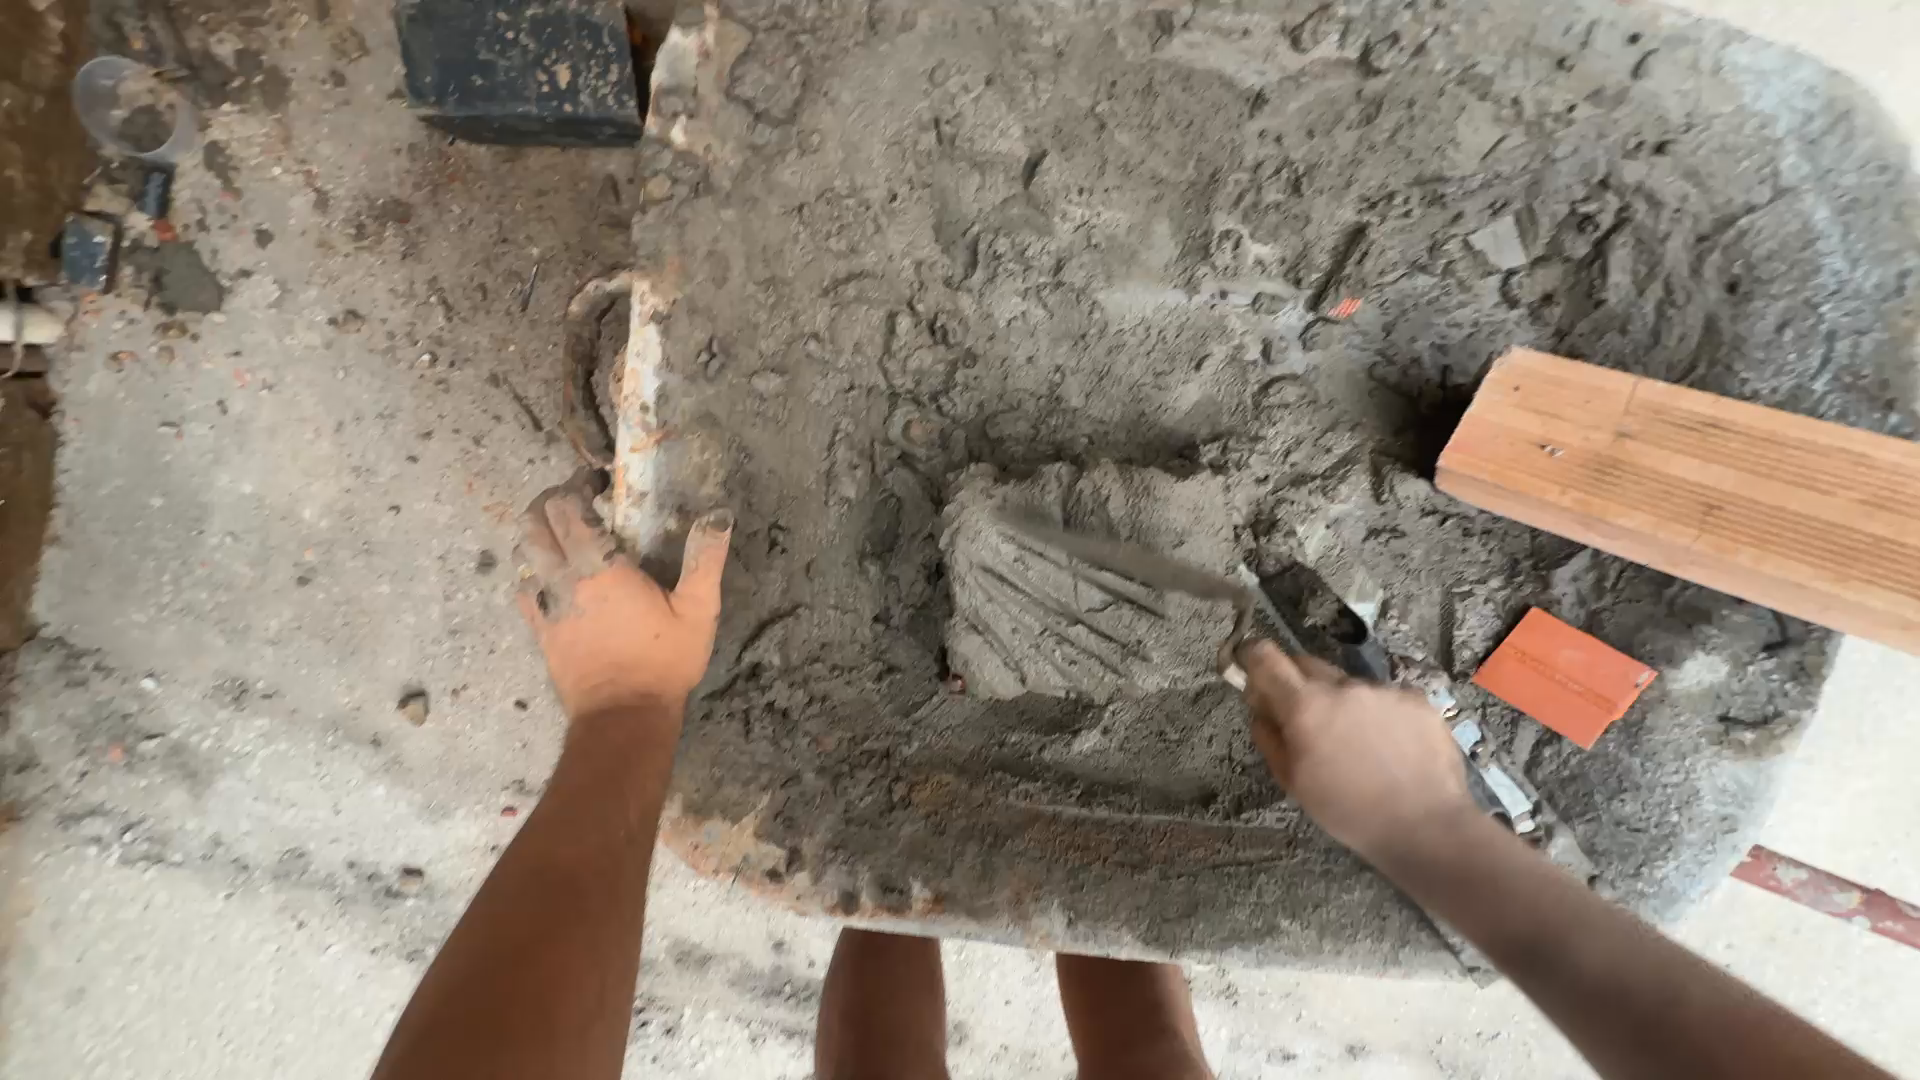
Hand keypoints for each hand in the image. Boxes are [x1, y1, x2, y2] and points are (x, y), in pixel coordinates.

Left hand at [516, 473, 732, 721]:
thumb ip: (705, 559)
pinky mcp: (540, 631)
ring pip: (523, 554)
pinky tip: (553, 575)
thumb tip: (718, 515)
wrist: (624, 716)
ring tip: (565, 533)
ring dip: (538, 534)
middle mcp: (562, 580)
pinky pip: (523, 589)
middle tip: (577, 500)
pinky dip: (533, 571)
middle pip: (533, 525)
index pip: (567, 510)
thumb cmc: (664, 661)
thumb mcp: (698, 609)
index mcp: (600, 568)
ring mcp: (545, 607)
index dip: (574, 487)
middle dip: (549, 503)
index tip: (594, 483)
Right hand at [1237, 640, 1477, 866]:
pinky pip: (1383, 695)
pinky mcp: (1416, 698)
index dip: (1253, 658)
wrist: (1428, 827)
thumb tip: (1261, 707)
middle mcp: (1341, 685)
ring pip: (1346, 683)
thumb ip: (1268, 736)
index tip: (1256, 677)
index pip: (1265, 656)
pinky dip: (1378, 712)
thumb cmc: (1348, 811)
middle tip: (1307, 720)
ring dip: (1341, 701)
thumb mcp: (1292, 781)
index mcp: (1304, 705)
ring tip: (1360, 743)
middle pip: (1304, 662)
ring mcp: (1382, 689)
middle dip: (1296, 683)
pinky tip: (1391, 746)